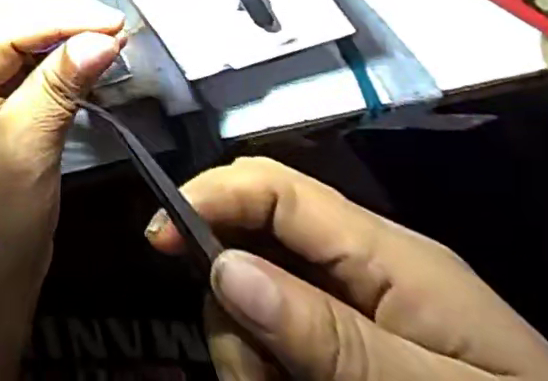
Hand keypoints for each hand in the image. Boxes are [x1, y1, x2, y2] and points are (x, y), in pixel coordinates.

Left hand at [0, 0, 125, 380]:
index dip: (59, 15)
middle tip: (112, 26)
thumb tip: (101, 36)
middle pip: (0, 17)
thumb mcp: (29, 147)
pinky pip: (17, 63)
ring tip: (104, 36)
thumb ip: (59, 86)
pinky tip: (81, 57)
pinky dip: (50, 55)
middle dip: (54, 12)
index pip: (2, 23)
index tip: (116, 22)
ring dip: (54, 28)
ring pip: (8, 34)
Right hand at [147, 157, 547, 380]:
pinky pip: (277, 329)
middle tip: (247, 368)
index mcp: (390, 255)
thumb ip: (331, 336)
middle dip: (225, 291)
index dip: (206, 194)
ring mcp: (358, 308)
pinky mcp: (353, 345)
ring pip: (253, 290)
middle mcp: (364, 267)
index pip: (273, 185)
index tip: (157, 241)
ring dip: (245, 344)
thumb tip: (220, 266)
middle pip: (251, 235)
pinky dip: (264, 362)